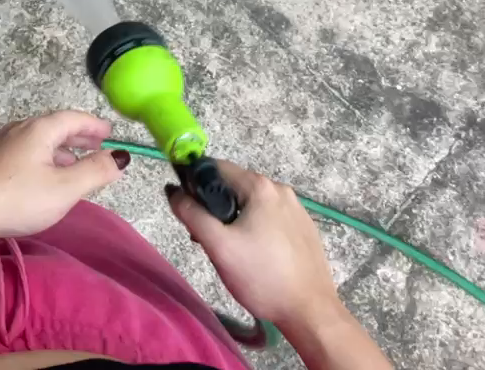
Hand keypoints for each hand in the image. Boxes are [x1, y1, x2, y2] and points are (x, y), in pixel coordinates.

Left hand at [0, 111, 128, 242]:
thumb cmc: (18, 198)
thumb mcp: (64, 188)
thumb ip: (94, 171)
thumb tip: (119, 156)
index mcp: (39, 129)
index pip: (72, 118)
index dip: (93, 124)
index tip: (110, 132)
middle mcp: (20, 128)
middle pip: (55, 125)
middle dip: (79, 135)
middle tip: (99, 145)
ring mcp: (4, 143)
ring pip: (41, 139)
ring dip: (63, 148)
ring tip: (78, 163)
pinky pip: (28, 150)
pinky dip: (47, 156)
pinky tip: (48, 176)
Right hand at [168, 160, 342, 328]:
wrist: (313, 316)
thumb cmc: (263, 277)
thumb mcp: (217, 245)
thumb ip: (190, 213)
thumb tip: (172, 191)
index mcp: (260, 186)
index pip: (214, 168)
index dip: (195, 186)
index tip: (192, 212)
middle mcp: (280, 190)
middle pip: (233, 186)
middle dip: (215, 207)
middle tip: (211, 239)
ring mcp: (297, 209)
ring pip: (251, 203)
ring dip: (235, 219)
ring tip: (233, 251)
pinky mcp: (306, 229)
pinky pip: (270, 217)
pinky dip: (257, 229)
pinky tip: (257, 256)